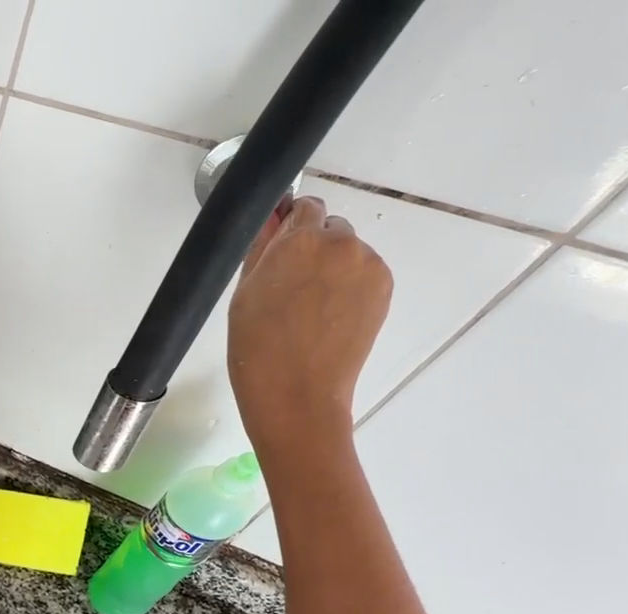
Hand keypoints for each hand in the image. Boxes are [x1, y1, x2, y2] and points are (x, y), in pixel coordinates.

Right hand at [228, 196, 392, 465]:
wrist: (297, 393)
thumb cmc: (255, 348)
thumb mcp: (243, 296)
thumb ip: (260, 250)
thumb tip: (272, 219)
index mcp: (299, 240)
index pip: (305, 207)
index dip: (290, 227)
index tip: (278, 253)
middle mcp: (340, 242)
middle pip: (328, 229)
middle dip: (312, 249)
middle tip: (288, 290)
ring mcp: (368, 263)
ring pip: (347, 252)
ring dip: (330, 268)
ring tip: (308, 310)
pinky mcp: (384, 285)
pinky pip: (363, 273)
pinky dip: (347, 287)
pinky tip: (327, 318)